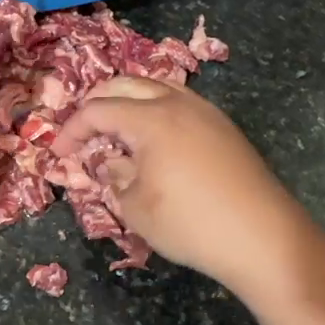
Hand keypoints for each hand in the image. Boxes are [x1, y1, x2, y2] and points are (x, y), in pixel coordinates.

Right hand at [53, 77, 321, 291]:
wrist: (264, 239)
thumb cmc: (191, 224)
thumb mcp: (135, 208)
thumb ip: (115, 177)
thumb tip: (112, 162)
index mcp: (151, 118)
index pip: (98, 110)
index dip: (72, 129)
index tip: (59, 153)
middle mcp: (178, 104)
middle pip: (126, 85)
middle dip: (97, 104)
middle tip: (83, 130)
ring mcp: (206, 113)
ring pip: (155, 87)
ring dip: (128, 101)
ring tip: (114, 129)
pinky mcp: (224, 128)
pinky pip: (179, 102)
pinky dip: (155, 109)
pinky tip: (151, 138)